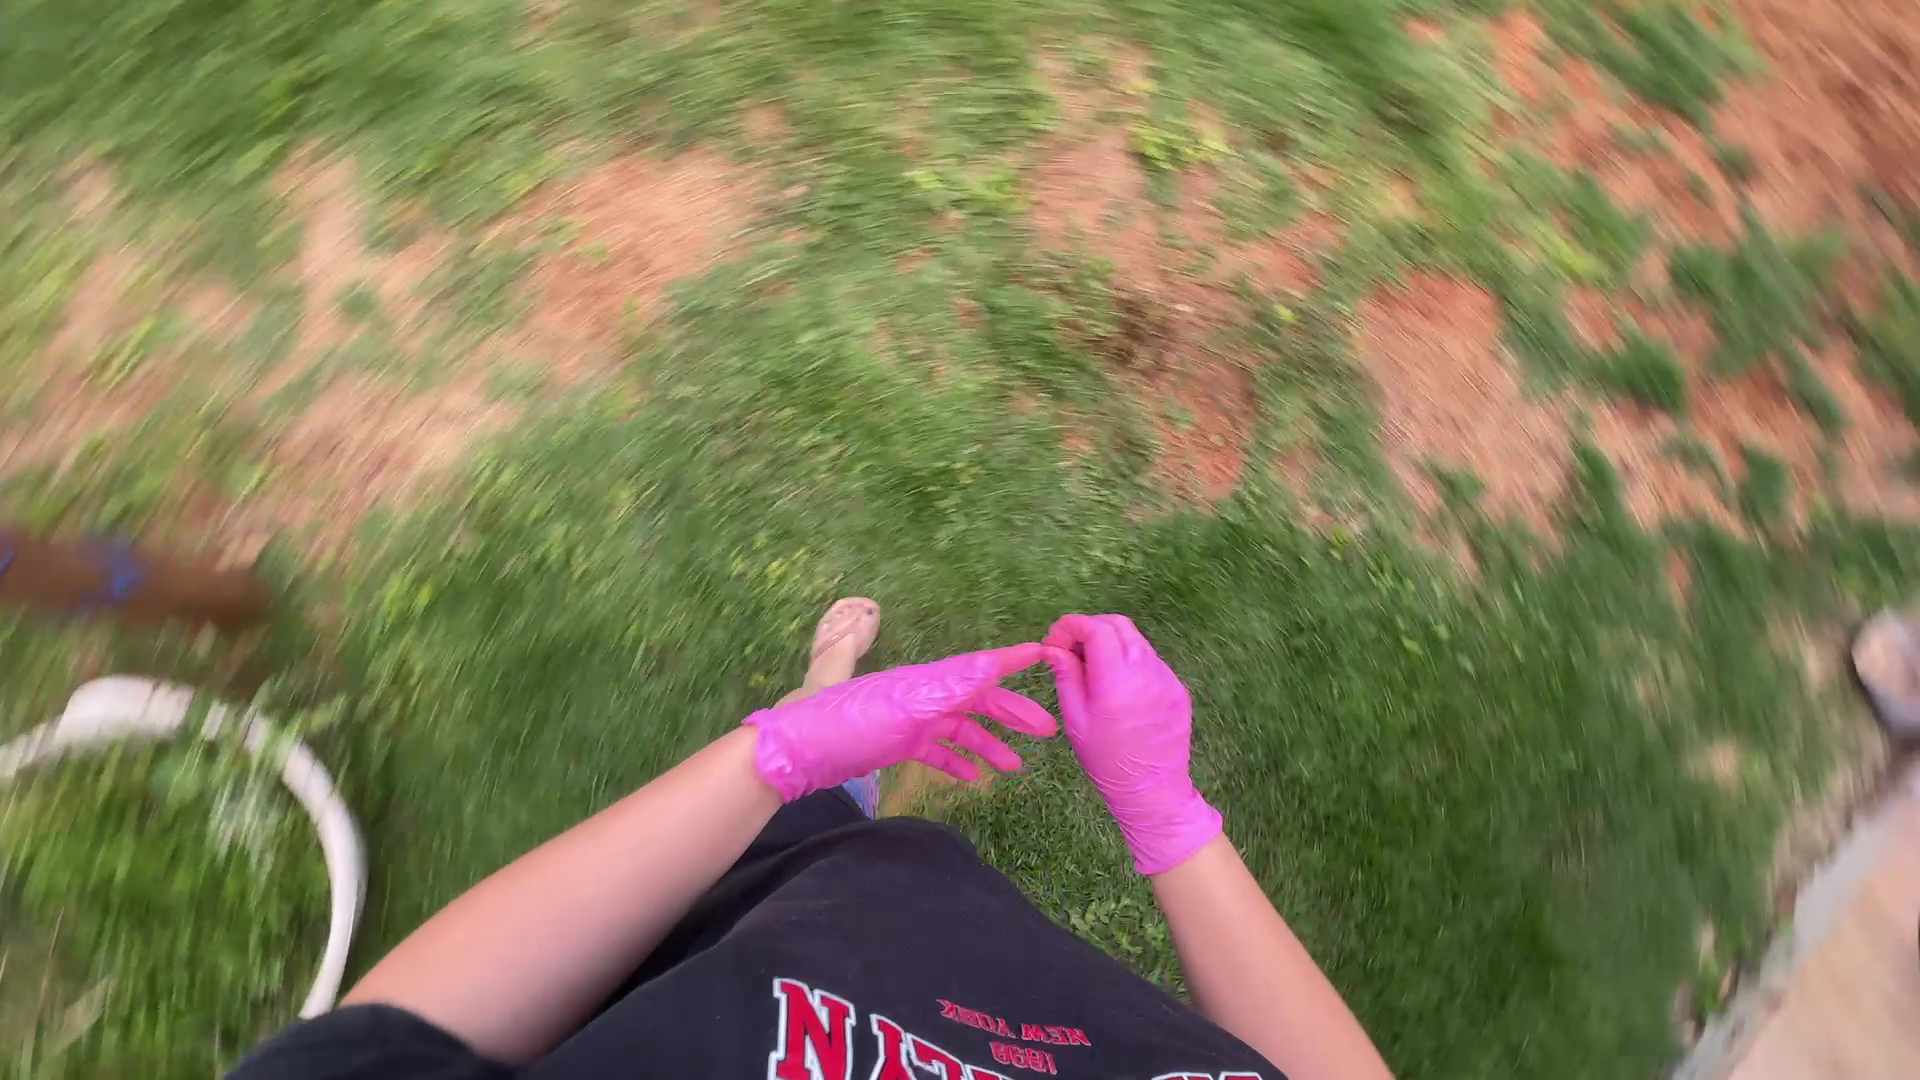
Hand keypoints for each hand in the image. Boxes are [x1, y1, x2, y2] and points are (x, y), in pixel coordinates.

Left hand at [742, 643, 1060, 801]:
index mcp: (929, 681)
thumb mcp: (903, 704)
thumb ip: (947, 686)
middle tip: (1047, 731)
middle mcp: (926, 696)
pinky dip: (957, 763)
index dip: (1011, 663)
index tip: (1043, 654)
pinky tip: (974, 780)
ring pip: (962, 730)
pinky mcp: (899, 745)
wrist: (800, 750)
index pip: (978, 668)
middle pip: (978, 702)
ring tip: (1016, 767)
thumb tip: (992, 665)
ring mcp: (913, 721)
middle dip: (1012, 714)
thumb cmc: (849, 720)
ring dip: (990, 745)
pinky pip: (937, 752)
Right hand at [1043, 614, 1221, 874]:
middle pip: (1117, 624)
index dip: (1070, 626)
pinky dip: (1128, 659)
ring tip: (1093, 668)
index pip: (1094, 629)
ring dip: (1110, 642)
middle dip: (1090, 628)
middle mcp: (1145, 670)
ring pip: (1136, 639)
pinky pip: (1149, 659)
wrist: (1153, 791)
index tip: (1053, 643)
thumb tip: (1053, 648)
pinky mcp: (1178, 687)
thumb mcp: (1075, 719)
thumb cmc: (1105, 760)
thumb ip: (1066, 676)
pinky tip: (1118, 685)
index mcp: (1115, 680)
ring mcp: (1166, 677)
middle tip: (1071, 650)